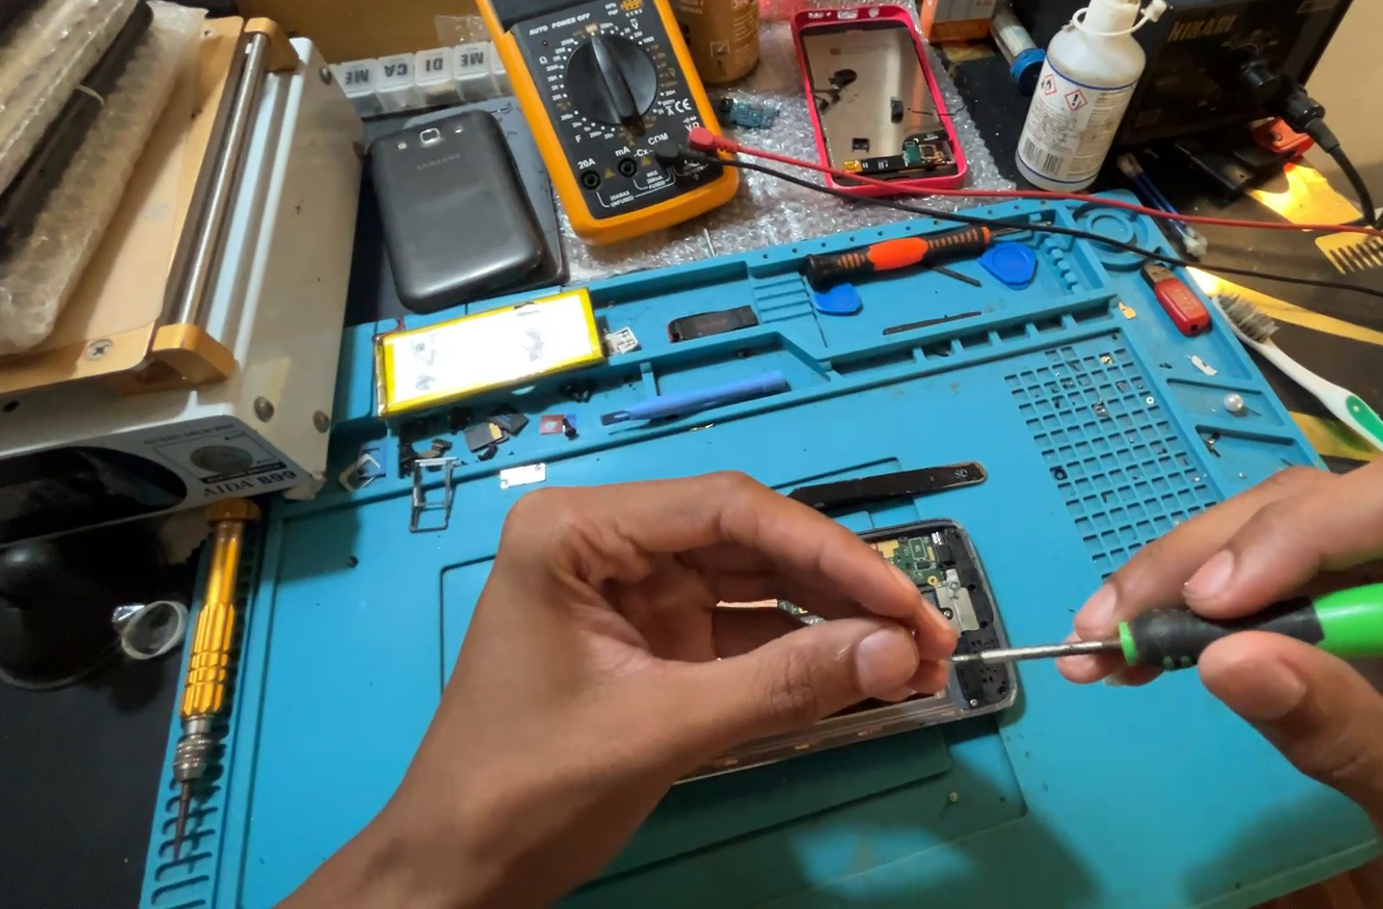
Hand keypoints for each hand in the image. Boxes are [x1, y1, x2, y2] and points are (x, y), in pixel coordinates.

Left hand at [288, 473, 955, 908]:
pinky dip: (805, 649)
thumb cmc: (525, 791)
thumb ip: (783, 686)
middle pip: (752, 541)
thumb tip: (900, 651)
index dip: (826, 550)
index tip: (902, 597)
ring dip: (835, 618)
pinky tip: (863, 668)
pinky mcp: (663, 629)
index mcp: (582, 528)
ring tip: (915, 654)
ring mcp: (642, 584)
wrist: (455, 875)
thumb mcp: (660, 731)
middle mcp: (615, 538)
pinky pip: (748, 625)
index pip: (726, 510)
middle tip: (927, 630)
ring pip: (760, 580)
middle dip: (842, 587)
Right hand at [1059, 446, 1382, 908]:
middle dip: (1212, 557)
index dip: (1314, 529)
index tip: (1217, 600)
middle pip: (1325, 503)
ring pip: (1269, 525)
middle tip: (1122, 618)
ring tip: (1103, 633)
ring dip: (1176, 576)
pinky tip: (1132, 637)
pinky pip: (1253, 569)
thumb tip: (1223, 663)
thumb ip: (1353, 740)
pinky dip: (1182, 604)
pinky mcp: (1350, 588)